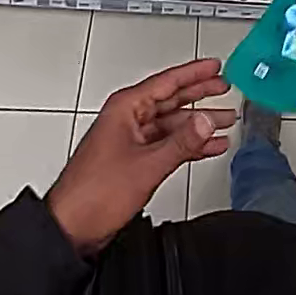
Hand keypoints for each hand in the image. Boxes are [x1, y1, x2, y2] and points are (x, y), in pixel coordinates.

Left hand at [46, 58, 237, 255]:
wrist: (71, 228)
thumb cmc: (92, 193)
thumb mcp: (146, 165)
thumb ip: (181, 142)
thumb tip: (206, 121)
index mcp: (126, 108)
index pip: (167, 81)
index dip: (194, 73)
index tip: (214, 66)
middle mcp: (129, 118)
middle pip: (172, 99)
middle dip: (200, 94)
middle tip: (224, 86)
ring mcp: (132, 138)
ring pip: (173, 123)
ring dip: (199, 123)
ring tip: (224, 120)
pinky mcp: (135, 158)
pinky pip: (168, 143)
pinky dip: (189, 144)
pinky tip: (208, 146)